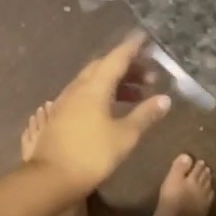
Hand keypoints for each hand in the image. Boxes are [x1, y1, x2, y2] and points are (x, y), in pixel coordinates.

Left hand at [27, 33, 171, 196]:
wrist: (51, 178)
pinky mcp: (60, 116)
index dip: (132, 48)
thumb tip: (165, 99)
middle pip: (103, 68)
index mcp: (94, 88)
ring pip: (93, 82)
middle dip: (127, 66)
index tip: (145, 37)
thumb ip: (145, 114)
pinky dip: (103, 93)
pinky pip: (85, 95)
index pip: (116, 59)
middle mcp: (77, 89)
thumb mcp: (126, 135)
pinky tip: (113, 107)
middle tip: (150, 74)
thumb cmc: (92, 154)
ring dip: (116, 82)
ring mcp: (65, 102)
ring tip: (137, 93)